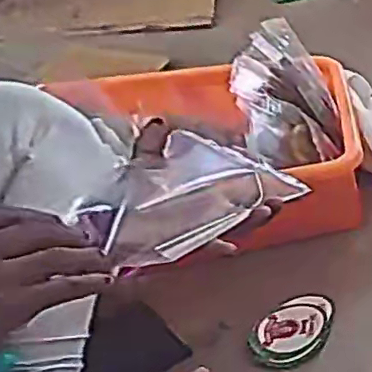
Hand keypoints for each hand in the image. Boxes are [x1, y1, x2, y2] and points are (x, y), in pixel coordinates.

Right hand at [0, 207, 111, 371]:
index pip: (0, 213)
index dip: (34, 218)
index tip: (50, 223)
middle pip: (36, 230)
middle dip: (67, 233)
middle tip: (85, 240)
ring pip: (57, 255)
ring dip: (87, 256)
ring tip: (102, 259)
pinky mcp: (14, 304)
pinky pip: (64, 286)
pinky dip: (90, 281)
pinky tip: (103, 281)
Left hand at [131, 119, 280, 257]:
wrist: (93, 228)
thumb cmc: (120, 200)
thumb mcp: (140, 168)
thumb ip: (152, 148)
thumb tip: (161, 122)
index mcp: (200, 199)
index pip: (235, 193)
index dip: (254, 187)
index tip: (270, 178)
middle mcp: (204, 219)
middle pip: (242, 215)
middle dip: (263, 209)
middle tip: (278, 201)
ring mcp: (194, 234)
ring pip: (232, 230)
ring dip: (250, 223)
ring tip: (264, 212)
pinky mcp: (177, 248)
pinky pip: (201, 249)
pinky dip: (215, 248)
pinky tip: (228, 247)